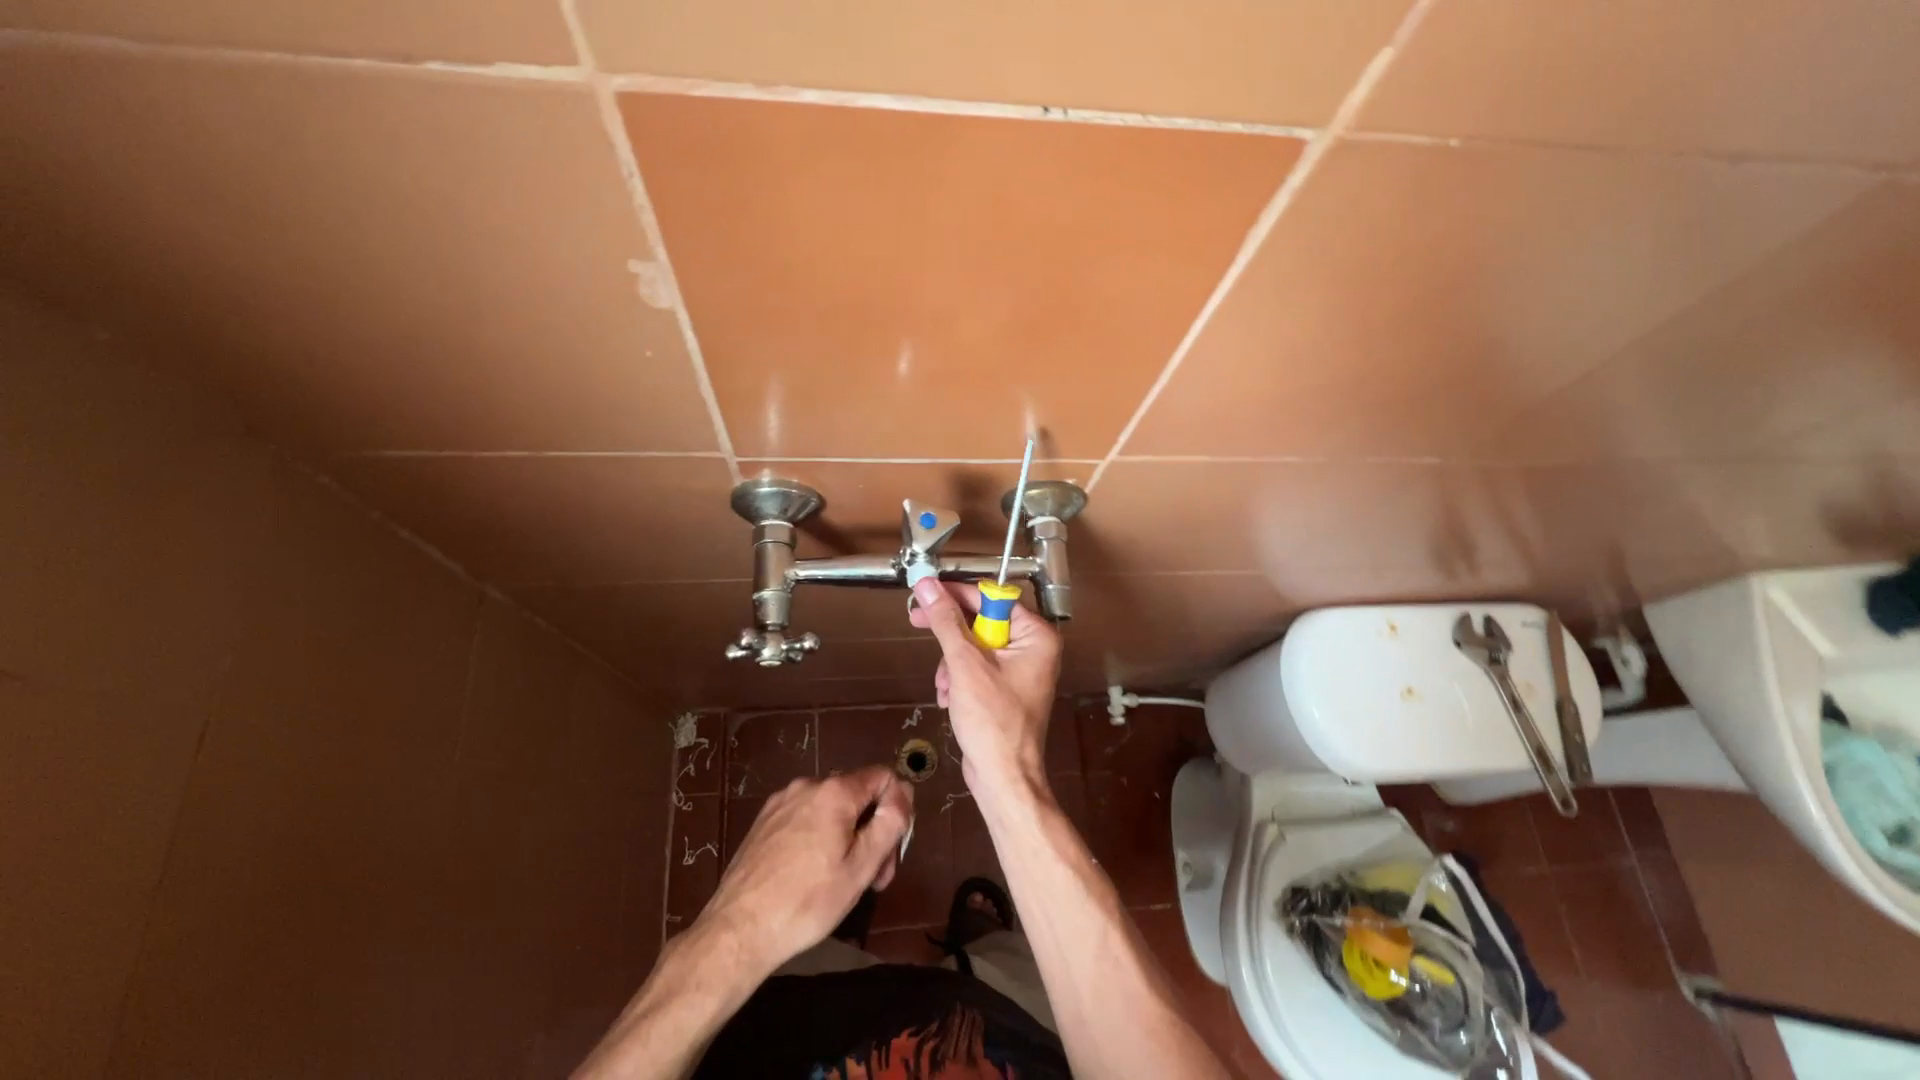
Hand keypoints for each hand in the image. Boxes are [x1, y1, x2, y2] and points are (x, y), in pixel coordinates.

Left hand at [699, 766, 913, 975]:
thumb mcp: (861, 867)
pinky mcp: (764, 823)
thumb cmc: (808, 901)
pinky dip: (821, 839)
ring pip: (832, 810)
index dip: (898, 808)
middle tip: (874, 878)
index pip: (884, 778)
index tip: (893, 850)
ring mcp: (781, 803)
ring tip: (844, 883)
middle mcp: (806, 786)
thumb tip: (904, 792)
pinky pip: (806, 819)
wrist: (739, 930)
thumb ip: (889, 823)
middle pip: (857, 796)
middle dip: (872, 831)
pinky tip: (814, 876)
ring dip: (848, 838)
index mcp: (834, 792)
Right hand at [908, 578, 1060, 796]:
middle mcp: (1034, 648)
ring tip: (946, 687)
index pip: (993, 598)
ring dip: (951, 664)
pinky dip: (958, 680)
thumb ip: (945, 622)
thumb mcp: (965, 664)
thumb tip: (927, 585)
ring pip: (973, 648)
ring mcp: (1020, 671)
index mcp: (1037, 636)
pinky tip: (949, 698)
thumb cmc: (992, 721)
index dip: (956, 594)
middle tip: (915, 621)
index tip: (925, 590)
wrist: (1003, 777)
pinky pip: (976, 669)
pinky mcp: (1005, 690)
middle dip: (951, 637)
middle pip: (981, 622)